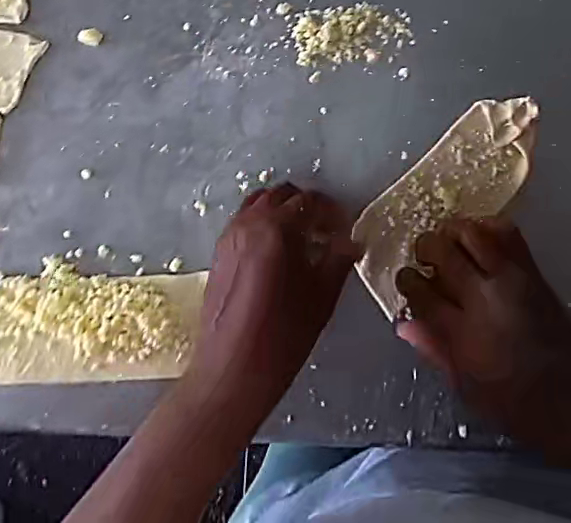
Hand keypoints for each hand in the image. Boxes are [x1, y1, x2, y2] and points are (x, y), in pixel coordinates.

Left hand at [188, 183, 356, 414]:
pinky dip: (263, 224)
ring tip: (302, 238)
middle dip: (307, 207)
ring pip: (260, 204)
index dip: (331, 211)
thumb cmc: (282, 337)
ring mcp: (230, 236)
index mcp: (276, 228)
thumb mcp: (322, 296)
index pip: (310, 202)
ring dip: (283, 212)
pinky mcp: (219, 253)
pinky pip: (245, 222)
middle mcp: (249, 224)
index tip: (344, 227)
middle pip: (283, 196)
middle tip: (326, 230)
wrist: (231, 374)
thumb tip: (351, 240)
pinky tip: (278, 252)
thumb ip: (338, 259)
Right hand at [395, 218, 570, 475]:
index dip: (407, 280)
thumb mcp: (466, 389)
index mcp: (462, 333)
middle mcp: (484, 297)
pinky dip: (487, 227)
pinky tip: (478, 239)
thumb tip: (404, 322)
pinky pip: (506, 231)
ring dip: (452, 231)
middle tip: (423, 255)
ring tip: (448, 241)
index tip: (406, 279)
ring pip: (472, 232)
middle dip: (425, 248)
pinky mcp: (532, 269)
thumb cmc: (516, 403)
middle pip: (442, 252)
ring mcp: (510, 278)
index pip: (421, 291)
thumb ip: (434, 349)